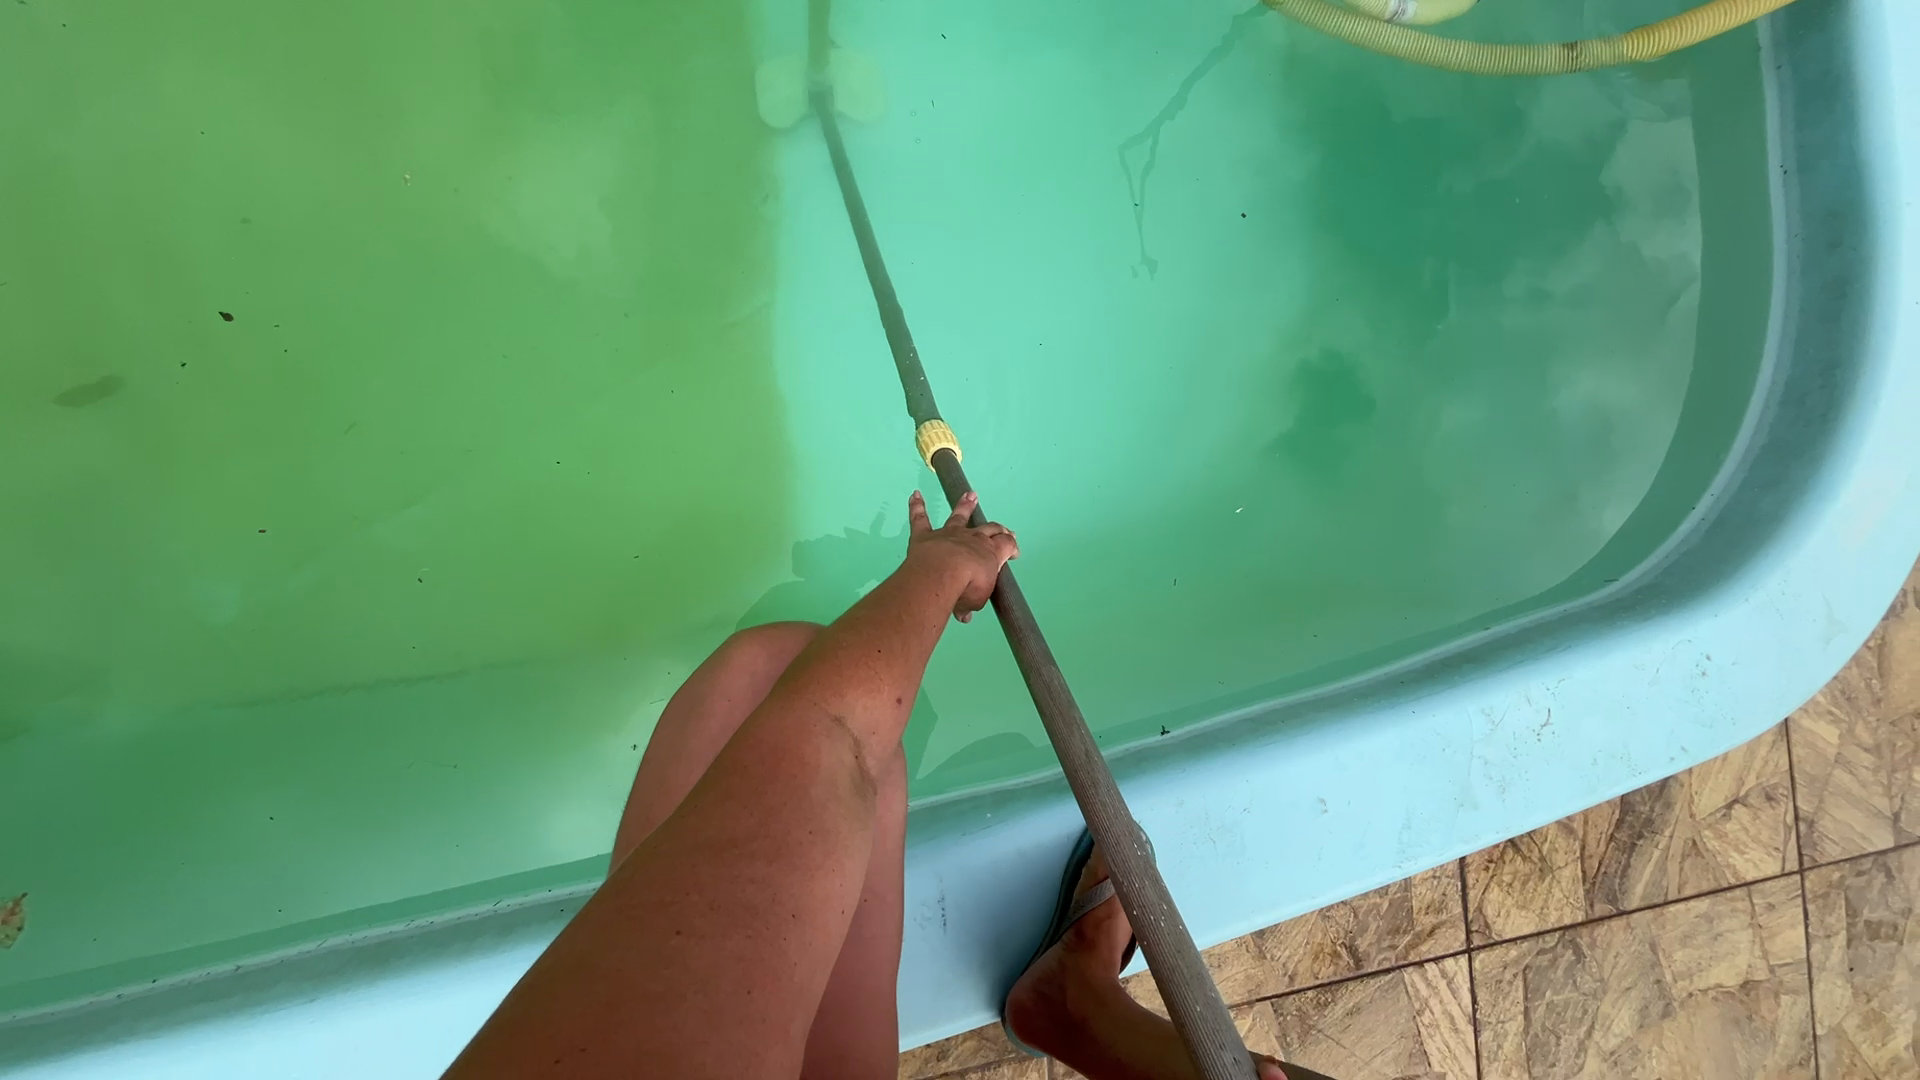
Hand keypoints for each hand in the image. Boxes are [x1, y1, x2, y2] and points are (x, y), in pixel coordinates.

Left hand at [906, 490, 1018, 622]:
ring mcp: (948, 534)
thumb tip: (964, 615)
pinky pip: (920, 518)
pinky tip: (915, 495)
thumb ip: (970, 604)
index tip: (1014, 552)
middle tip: (1004, 529)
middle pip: (989, 528)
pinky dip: (917, 506)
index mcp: (991, 553)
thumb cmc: (966, 589)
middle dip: (998, 528)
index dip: (1012, 547)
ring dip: (965, 506)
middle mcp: (973, 539)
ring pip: (959, 515)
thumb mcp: (975, 601)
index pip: (1007, 544)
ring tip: (971, 496)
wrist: (941, 576)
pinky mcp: (925, 535)